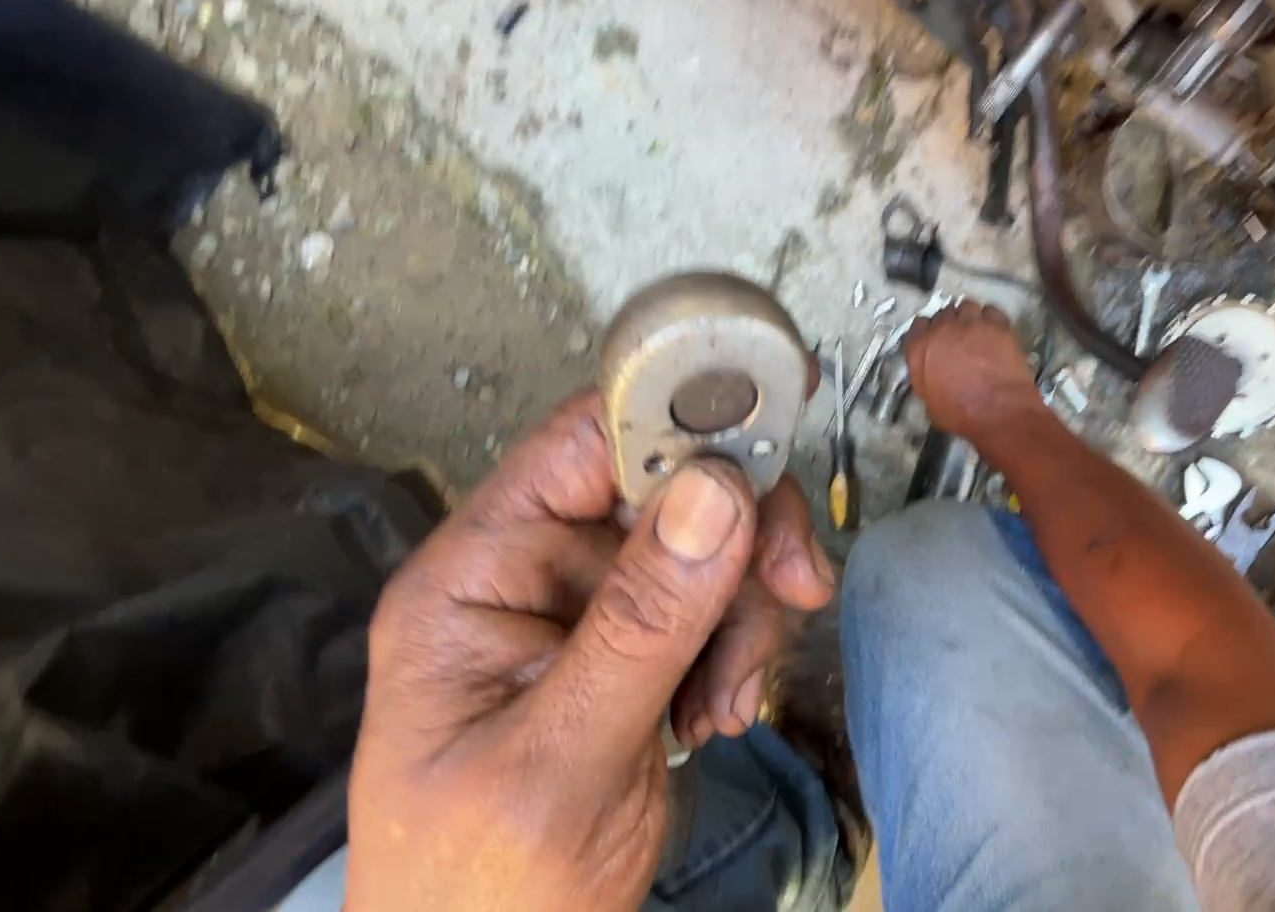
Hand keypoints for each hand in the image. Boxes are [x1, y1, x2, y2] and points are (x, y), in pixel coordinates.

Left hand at [348, 391, 833, 911]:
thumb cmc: (482, 892)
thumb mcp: (558, 762)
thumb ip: (640, 625)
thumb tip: (718, 491)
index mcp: (483, 567)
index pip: (586, 440)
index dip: (680, 411)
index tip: (775, 414)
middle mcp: (542, 563)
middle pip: (672, 484)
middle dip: (742, 538)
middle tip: (792, 593)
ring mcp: (595, 601)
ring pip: (713, 542)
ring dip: (746, 610)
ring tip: (729, 698)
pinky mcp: (642, 639)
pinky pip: (722, 599)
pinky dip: (743, 645)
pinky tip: (720, 711)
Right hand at [903, 301, 1044, 439]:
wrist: (998, 411)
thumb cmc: (960, 413)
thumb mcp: (929, 400)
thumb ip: (926, 376)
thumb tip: (931, 372)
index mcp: (920, 347)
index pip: (918, 326)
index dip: (927, 332)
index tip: (934, 340)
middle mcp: (943, 329)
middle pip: (943, 313)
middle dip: (949, 323)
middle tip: (957, 337)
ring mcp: (971, 324)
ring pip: (967, 306)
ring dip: (968, 316)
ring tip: (976, 329)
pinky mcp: (998, 325)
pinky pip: (991, 311)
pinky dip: (991, 318)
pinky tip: (993, 330)